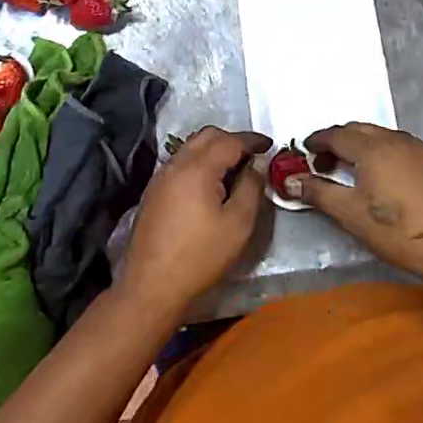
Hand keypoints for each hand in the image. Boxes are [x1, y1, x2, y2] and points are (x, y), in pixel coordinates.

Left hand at [119, 127, 269, 317]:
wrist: (152, 286)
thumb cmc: (200, 256)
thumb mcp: (238, 224)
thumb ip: (251, 187)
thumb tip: (256, 165)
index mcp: (197, 168)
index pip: (229, 140)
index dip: (252, 140)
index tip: (269, 145)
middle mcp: (175, 165)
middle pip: (206, 136)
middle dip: (232, 140)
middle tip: (253, 156)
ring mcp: (160, 178)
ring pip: (190, 148)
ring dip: (214, 151)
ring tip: (234, 170)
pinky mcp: (153, 193)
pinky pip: (180, 164)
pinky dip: (199, 163)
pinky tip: (210, 186)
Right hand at [285, 122, 422, 280]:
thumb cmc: (397, 231)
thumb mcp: (350, 213)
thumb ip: (318, 192)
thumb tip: (289, 181)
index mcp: (372, 148)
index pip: (336, 135)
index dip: (317, 141)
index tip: (305, 150)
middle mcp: (394, 139)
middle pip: (358, 130)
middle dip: (337, 141)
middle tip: (322, 162)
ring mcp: (417, 148)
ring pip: (379, 136)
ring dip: (359, 145)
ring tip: (349, 170)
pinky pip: (396, 145)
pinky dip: (379, 151)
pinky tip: (378, 175)